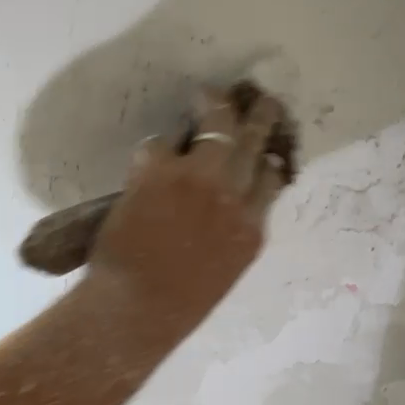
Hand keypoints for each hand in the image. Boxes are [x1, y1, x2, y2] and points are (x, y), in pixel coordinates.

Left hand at [87, 83, 293, 328]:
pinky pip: (161, 143)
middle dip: (260, 116)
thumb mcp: (223, 270)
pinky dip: (156, 150)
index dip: (268, 159)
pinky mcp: (159, 168)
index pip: (271, 178)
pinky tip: (149, 158)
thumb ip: (233, 234)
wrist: (134, 307)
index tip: (265, 149)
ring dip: (214, 105)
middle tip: (261, 101)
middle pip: (254, 141)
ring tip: (208, 96)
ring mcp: (198, 177)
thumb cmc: (177, 305)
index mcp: (251, 230)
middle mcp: (233, 196)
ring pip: (218, 124)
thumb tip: (228, 207)